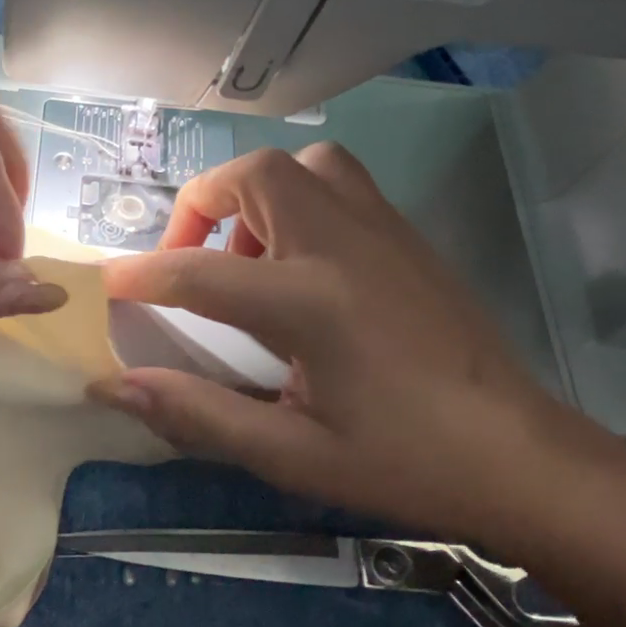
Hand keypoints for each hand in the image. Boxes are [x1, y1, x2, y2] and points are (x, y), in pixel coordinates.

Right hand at [92, 143, 625, 540]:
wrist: (521, 459)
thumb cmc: (401, 462)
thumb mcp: (288, 453)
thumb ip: (195, 413)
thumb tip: (112, 387)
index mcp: (309, 301)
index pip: (197, 272)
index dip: (139, 276)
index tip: (104, 285)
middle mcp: (344, 246)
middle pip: (255, 173)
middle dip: (200, 205)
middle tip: (186, 264)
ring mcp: (386, 233)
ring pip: (306, 164)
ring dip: (256, 196)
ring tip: (247, 260)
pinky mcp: (411, 240)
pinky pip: (342, 185)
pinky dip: (300, 202)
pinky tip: (300, 271)